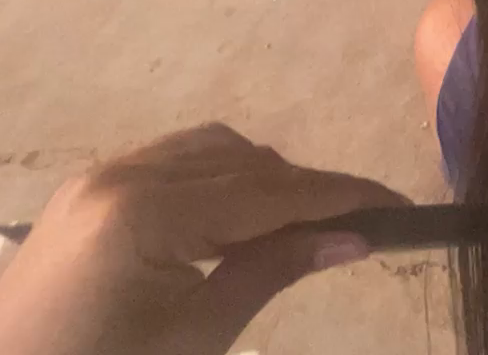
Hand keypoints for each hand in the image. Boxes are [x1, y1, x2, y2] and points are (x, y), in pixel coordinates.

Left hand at [0, 123, 407, 354]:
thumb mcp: (194, 338)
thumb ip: (276, 269)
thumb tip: (358, 236)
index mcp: (145, 211)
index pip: (273, 191)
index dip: (344, 197)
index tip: (399, 206)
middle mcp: (123, 174)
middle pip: (252, 164)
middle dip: (307, 193)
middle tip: (352, 228)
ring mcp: (99, 177)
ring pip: (221, 151)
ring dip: (266, 180)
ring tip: (290, 226)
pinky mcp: (88, 192)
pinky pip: (180, 161)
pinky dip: (222, 178)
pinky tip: (232, 217)